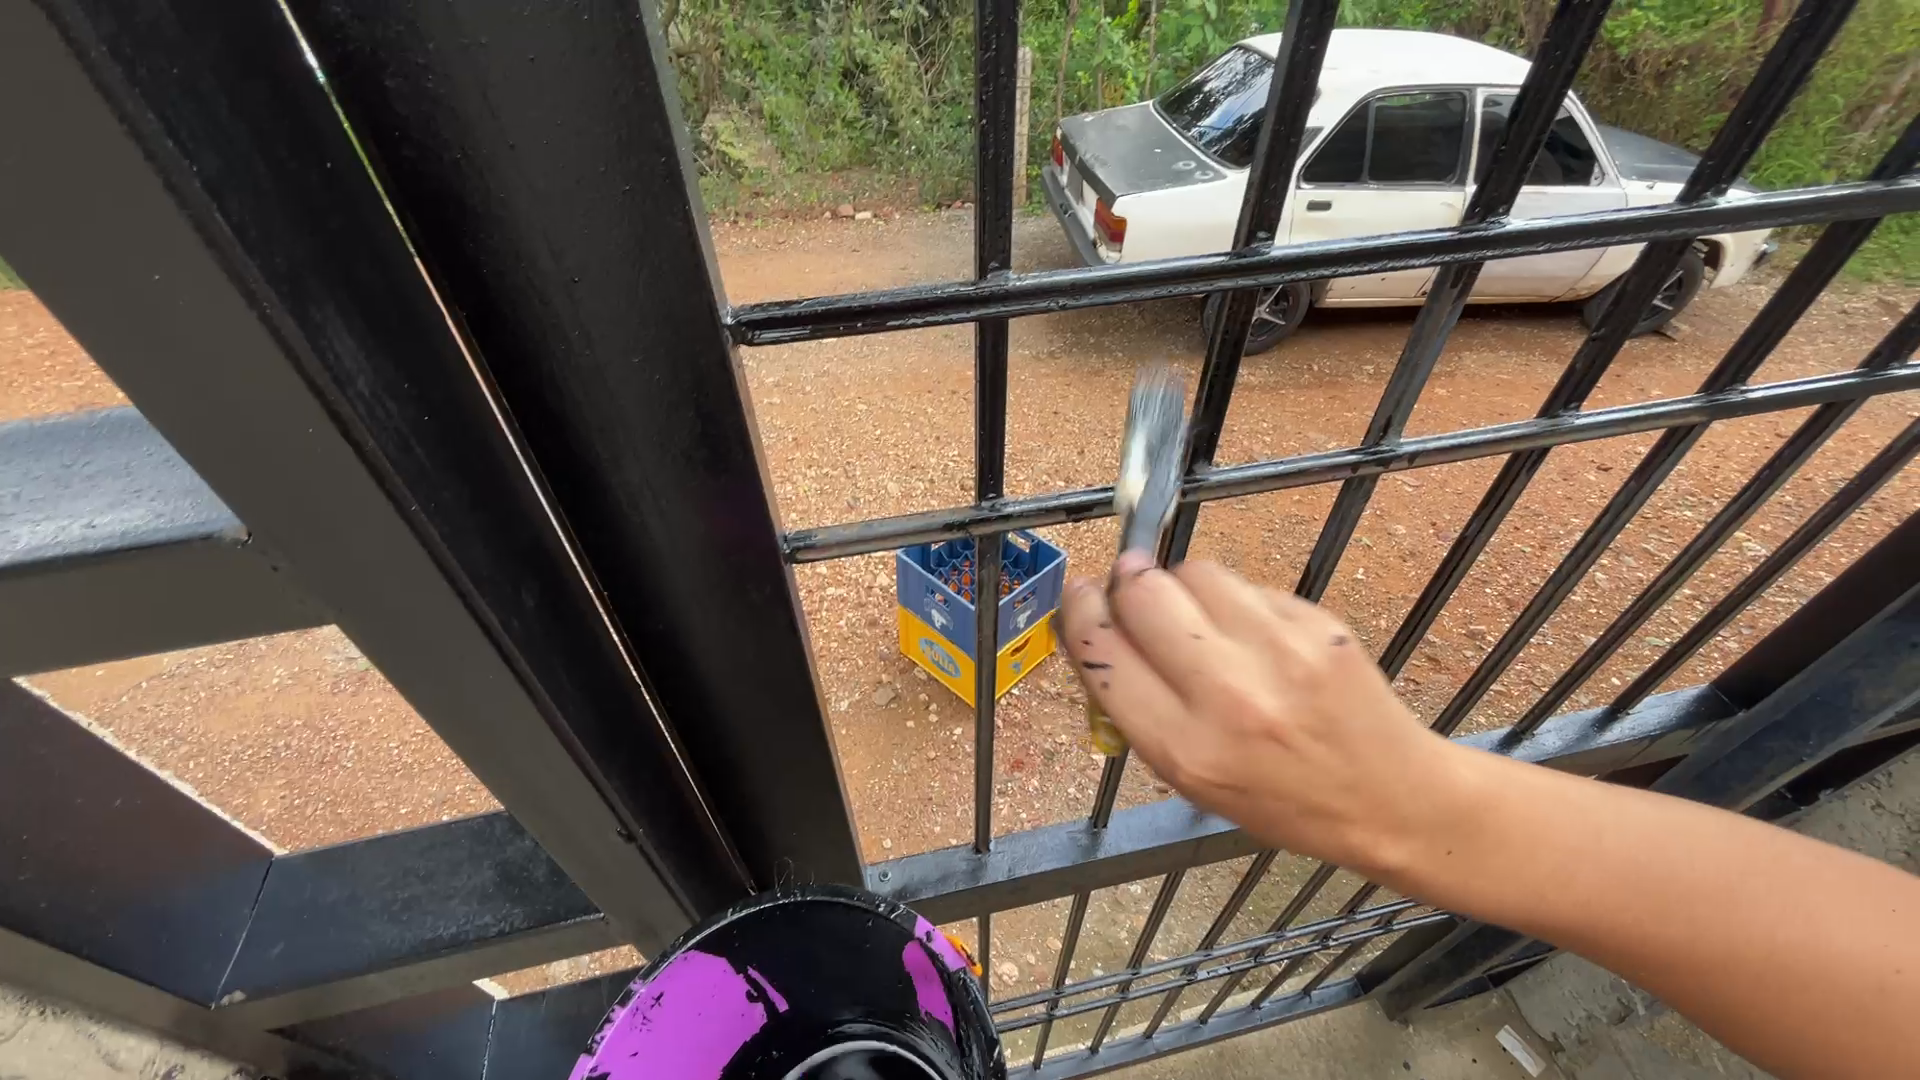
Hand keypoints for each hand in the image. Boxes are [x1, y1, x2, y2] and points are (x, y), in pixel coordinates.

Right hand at [1060, 551, 1474, 881]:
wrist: (1387, 796)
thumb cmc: (1273, 797)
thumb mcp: (1186, 776)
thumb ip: (1135, 703)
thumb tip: (1099, 625)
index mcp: (1181, 746)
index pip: (1101, 649)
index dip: (1079, 610)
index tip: (1079, 596)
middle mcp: (1227, 695)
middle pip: (1141, 593)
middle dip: (1126, 582)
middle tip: (1130, 587)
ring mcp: (1278, 651)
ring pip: (1192, 572)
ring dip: (1180, 584)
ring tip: (1196, 614)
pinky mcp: (1316, 622)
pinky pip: (1245, 584)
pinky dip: (1231, 598)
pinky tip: (1251, 630)